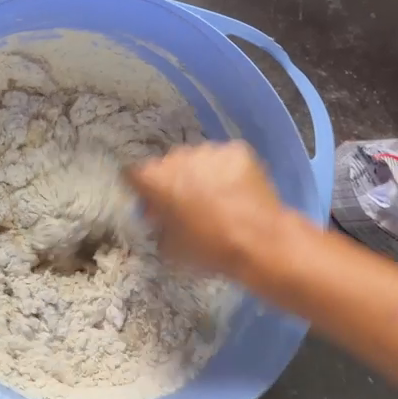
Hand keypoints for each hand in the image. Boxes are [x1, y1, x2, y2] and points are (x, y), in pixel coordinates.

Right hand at [126, 141, 310, 290]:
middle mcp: (176, 156)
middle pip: (169, 165)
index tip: (154, 204)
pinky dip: (228, 172)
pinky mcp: (236, 149)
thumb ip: (157, 227)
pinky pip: (225, 159)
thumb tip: (156, 219)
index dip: (144, 190)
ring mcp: (208, 149)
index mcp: (155, 178)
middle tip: (190, 204)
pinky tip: (239, 192)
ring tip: (220, 198)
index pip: (134, 175)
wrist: (263, 244)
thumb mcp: (172, 248)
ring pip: (198, 159)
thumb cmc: (211, 249)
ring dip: (202, 174)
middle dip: (175, 181)